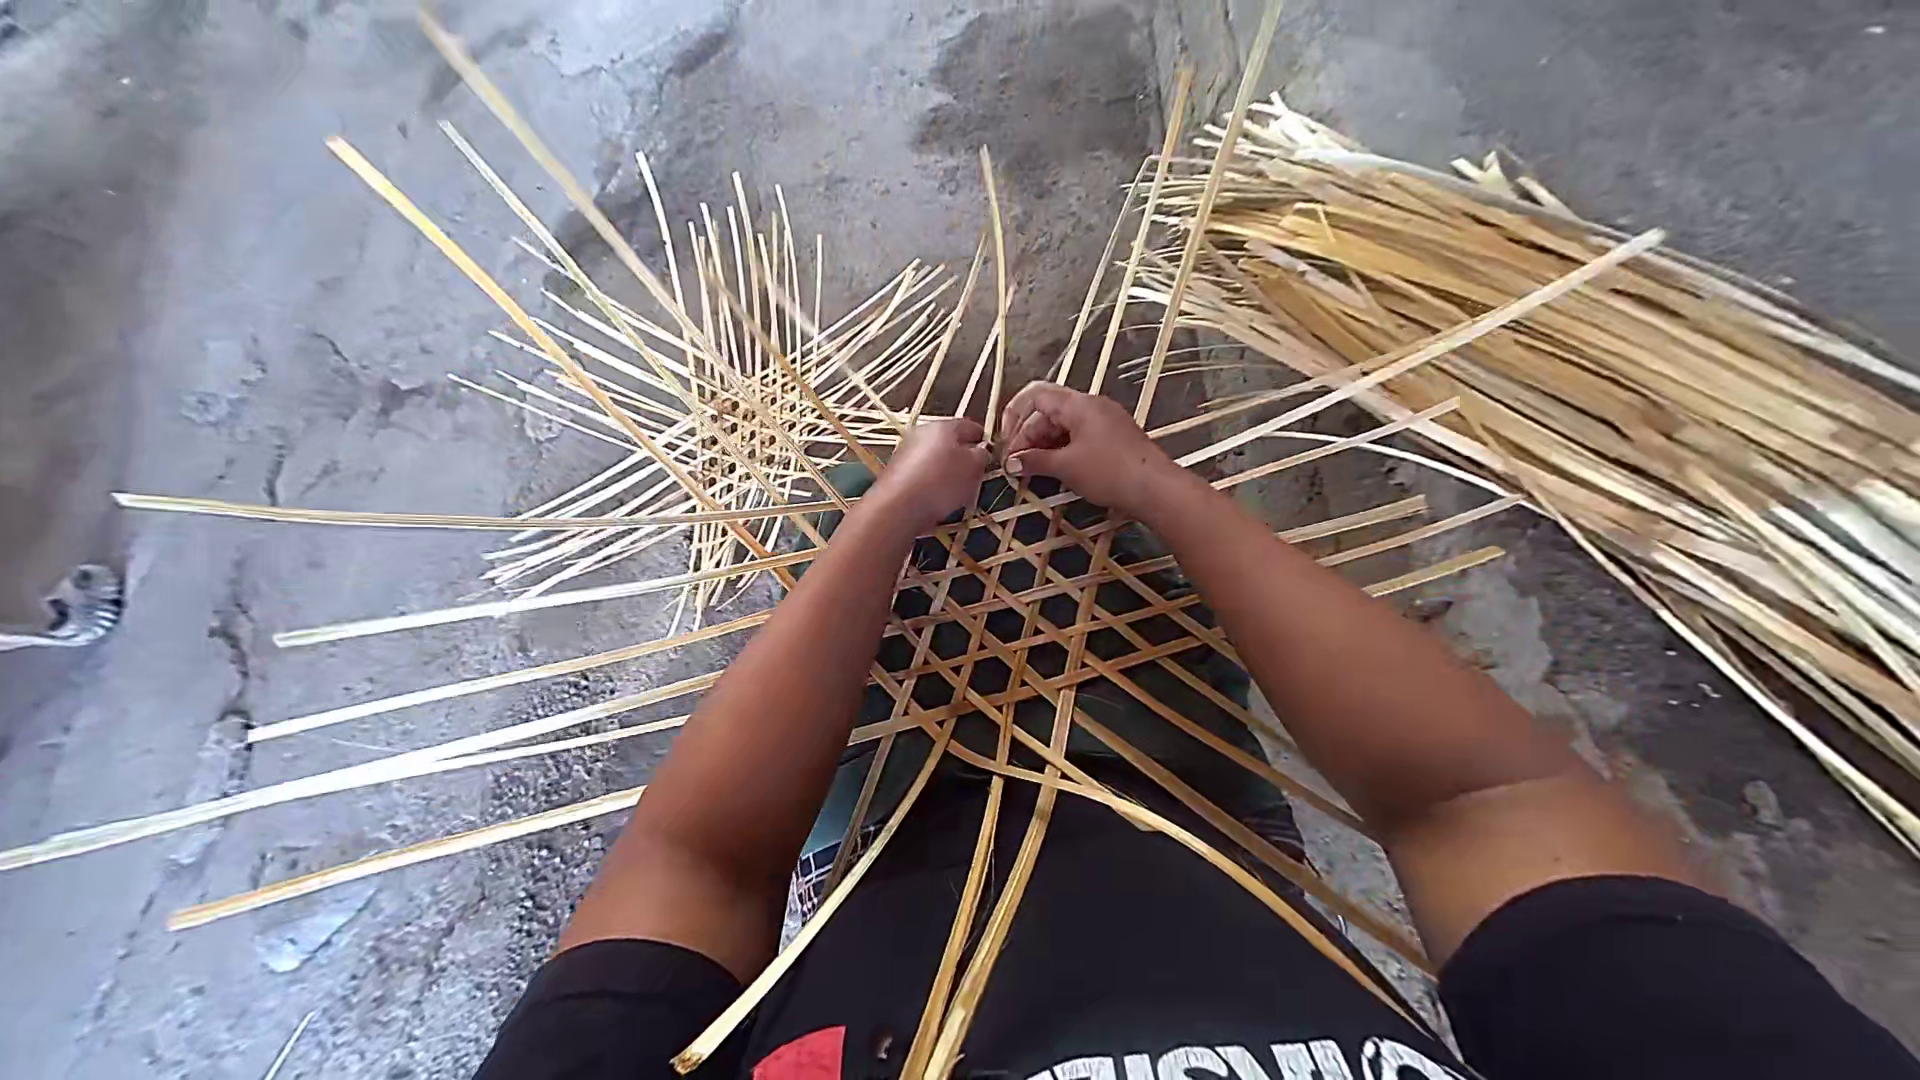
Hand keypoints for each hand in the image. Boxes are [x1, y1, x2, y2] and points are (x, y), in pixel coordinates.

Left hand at [868, 418, 990, 531]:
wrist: (897, 507)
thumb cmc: (940, 482)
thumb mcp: (973, 468)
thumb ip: (981, 456)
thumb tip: (980, 451)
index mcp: (943, 426)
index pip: (971, 427)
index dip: (984, 440)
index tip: (991, 454)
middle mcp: (922, 433)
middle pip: (950, 441)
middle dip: (964, 456)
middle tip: (975, 474)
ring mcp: (906, 451)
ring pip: (934, 457)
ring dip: (946, 469)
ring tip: (956, 490)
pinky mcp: (895, 471)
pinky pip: (921, 473)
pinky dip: (930, 481)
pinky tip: (935, 497)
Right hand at [999, 382, 1187, 519]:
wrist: (1156, 489)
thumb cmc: (1109, 472)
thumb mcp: (1066, 466)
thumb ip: (1035, 461)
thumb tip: (1011, 463)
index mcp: (1078, 404)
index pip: (1036, 396)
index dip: (1015, 416)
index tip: (1005, 442)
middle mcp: (1091, 406)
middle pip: (1048, 412)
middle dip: (1028, 436)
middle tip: (1016, 464)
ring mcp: (1104, 421)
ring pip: (1063, 426)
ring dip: (1044, 445)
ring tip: (1031, 469)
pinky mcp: (1113, 438)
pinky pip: (1078, 436)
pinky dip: (1062, 449)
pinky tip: (1055, 469)